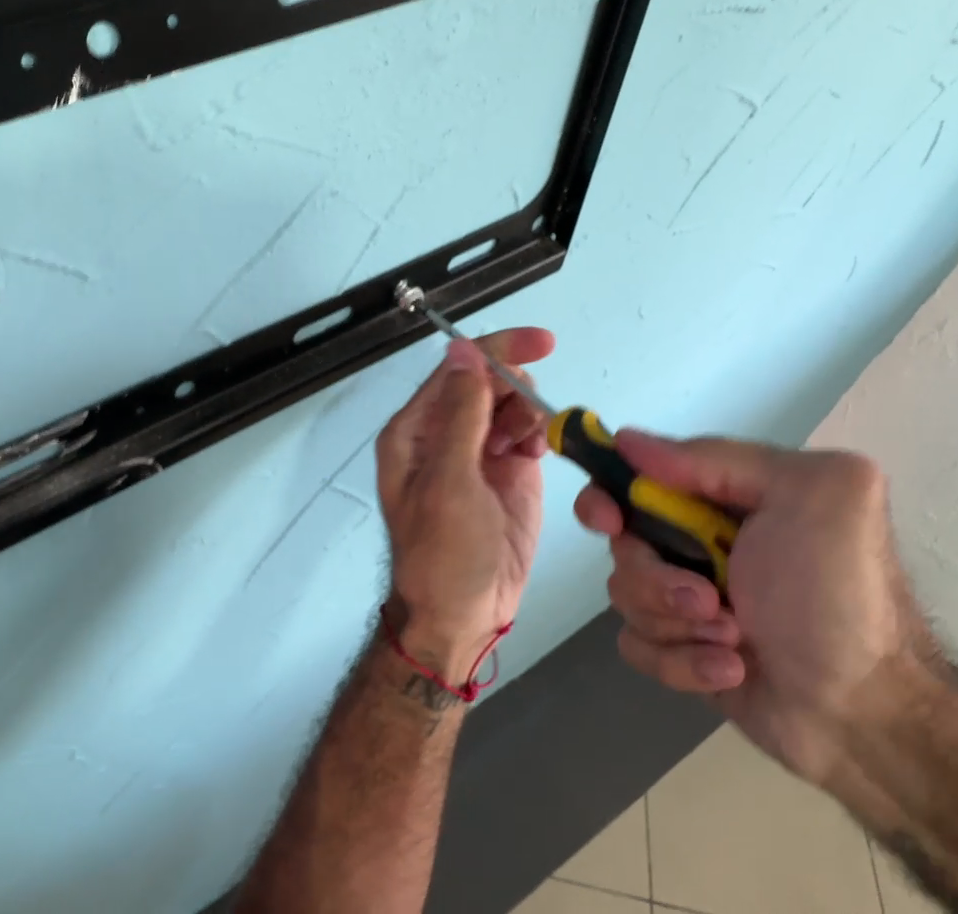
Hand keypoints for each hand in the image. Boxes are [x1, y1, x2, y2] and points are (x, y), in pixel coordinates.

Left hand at [376, 328, 555, 681]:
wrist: (464, 615)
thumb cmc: (444, 554)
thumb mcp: (449, 482)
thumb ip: (461, 414)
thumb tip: (463, 350)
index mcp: (415, 430)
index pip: (456, 371)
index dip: (496, 350)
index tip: (542, 343)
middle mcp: (444, 434)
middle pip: (486, 382)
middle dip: (513, 389)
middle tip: (524, 428)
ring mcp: (477, 452)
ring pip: (511, 404)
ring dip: (527, 415)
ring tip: (525, 451)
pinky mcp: (507, 471)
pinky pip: (527, 432)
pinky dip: (538, 434)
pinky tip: (537, 454)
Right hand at [574, 431, 932, 782]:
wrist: (865, 712)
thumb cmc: (838, 595)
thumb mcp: (807, 495)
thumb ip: (716, 458)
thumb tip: (626, 441)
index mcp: (727, 498)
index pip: (639, 477)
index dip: (610, 493)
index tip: (610, 520)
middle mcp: (701, 543)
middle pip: (623, 542)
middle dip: (653, 574)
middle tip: (702, 597)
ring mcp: (688, 599)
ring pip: (625, 595)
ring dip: (676, 621)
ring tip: (734, 639)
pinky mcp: (681, 651)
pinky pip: (636, 646)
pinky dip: (681, 662)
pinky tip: (733, 671)